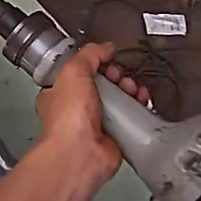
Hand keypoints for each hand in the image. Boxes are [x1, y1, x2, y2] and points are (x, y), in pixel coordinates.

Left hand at [33, 43, 147, 183]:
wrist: (81, 153)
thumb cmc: (68, 116)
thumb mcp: (74, 71)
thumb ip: (90, 55)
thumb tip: (106, 47)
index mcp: (58, 93)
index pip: (79, 72)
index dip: (95, 63)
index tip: (106, 59)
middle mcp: (76, 109)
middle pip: (102, 84)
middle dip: (115, 75)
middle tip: (119, 75)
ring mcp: (96, 123)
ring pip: (118, 99)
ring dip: (128, 88)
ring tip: (131, 87)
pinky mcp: (115, 136)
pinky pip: (130, 116)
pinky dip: (138, 105)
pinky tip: (142, 98)